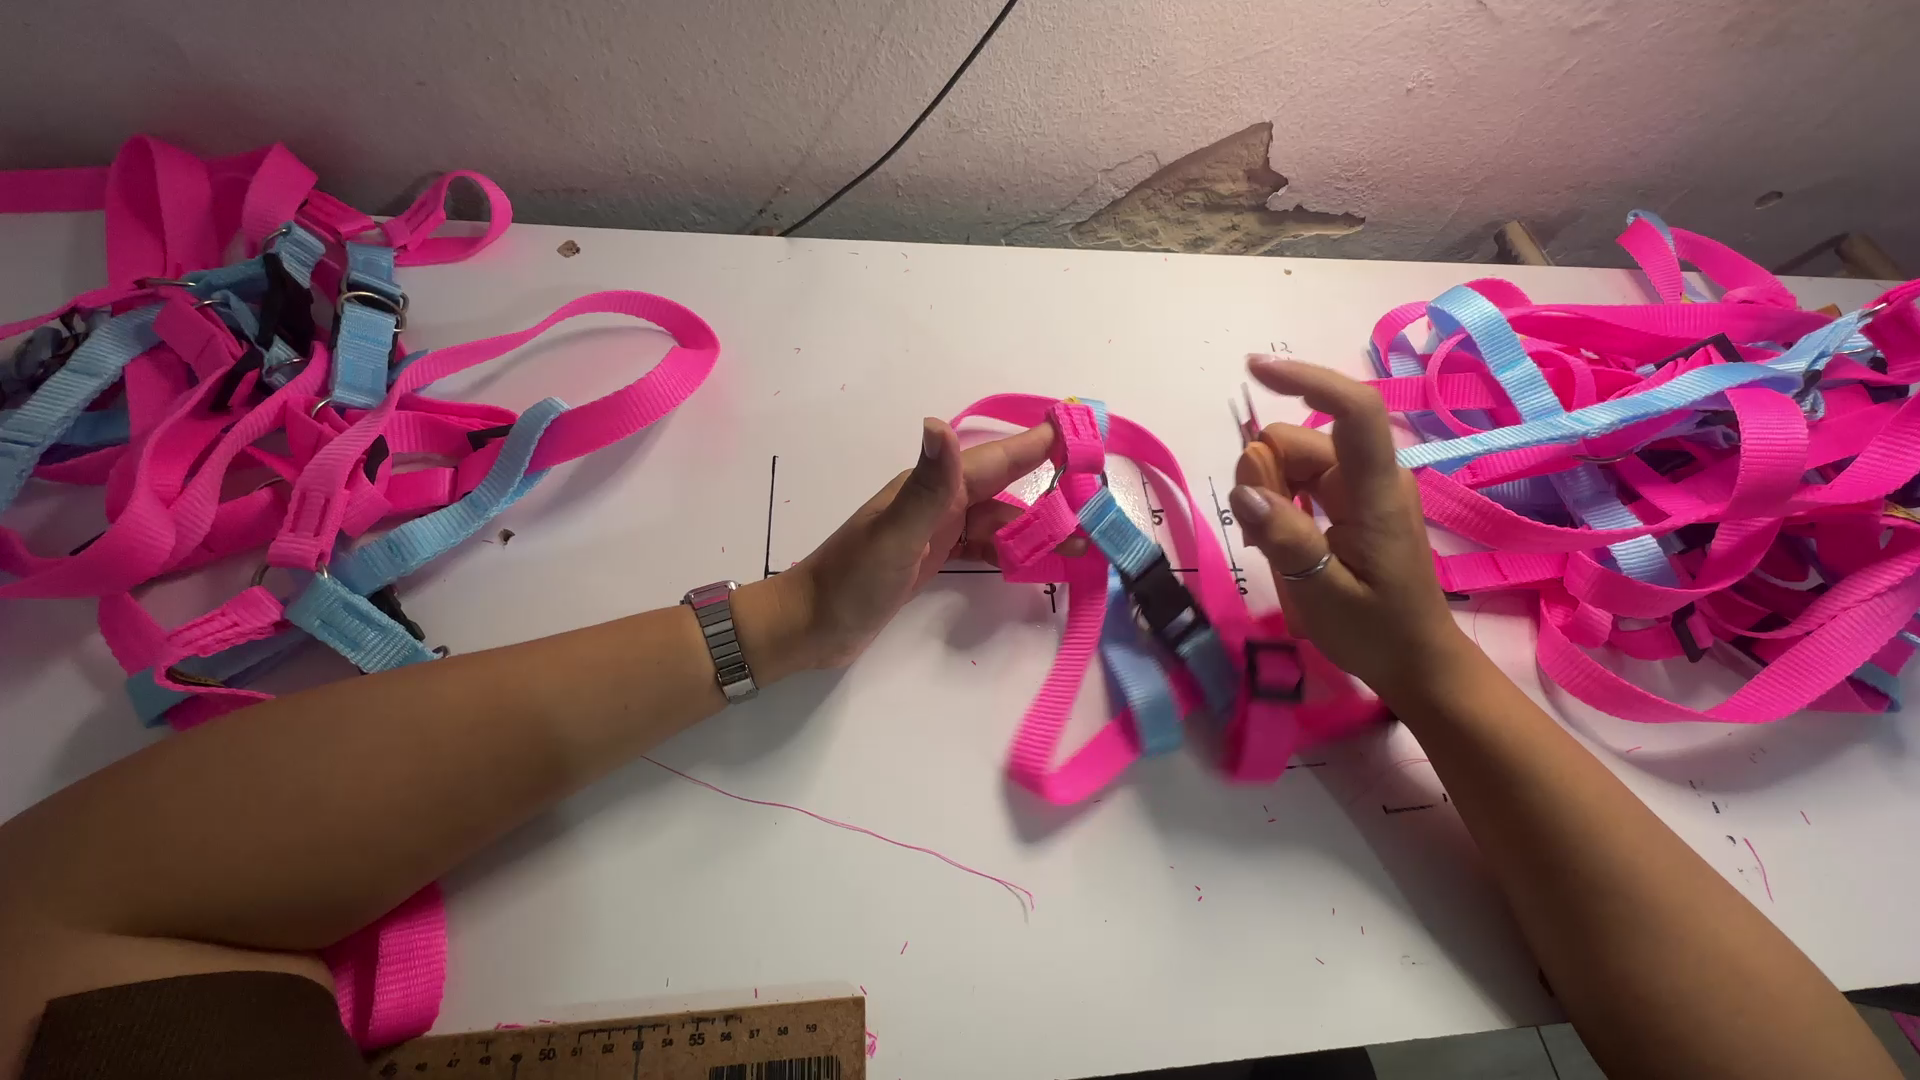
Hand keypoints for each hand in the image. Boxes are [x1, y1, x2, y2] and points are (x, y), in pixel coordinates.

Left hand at [781, 417, 1063, 668]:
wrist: (810, 626)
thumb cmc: (851, 581)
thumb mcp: (894, 535)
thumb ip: (926, 487)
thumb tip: (940, 425)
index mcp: (932, 490)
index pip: (995, 460)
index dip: (1035, 444)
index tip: (1077, 429)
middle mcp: (938, 503)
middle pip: (1005, 489)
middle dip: (1049, 489)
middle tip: (1097, 497)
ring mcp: (935, 532)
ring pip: (998, 522)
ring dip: (1036, 529)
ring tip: (1080, 543)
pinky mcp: (933, 559)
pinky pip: (984, 548)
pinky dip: (1011, 552)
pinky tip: (1036, 563)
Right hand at [1227, 356, 1469, 698]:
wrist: (1414, 660)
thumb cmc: (1375, 630)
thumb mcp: (1323, 593)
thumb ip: (1286, 539)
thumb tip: (1245, 491)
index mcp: (1376, 491)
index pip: (1354, 410)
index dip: (1307, 379)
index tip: (1253, 370)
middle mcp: (1371, 476)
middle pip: (1297, 440)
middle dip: (1264, 476)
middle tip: (1264, 536)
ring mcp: (1359, 488)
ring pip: (1289, 460)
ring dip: (1268, 495)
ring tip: (1276, 550)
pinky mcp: (1349, 501)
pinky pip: (1296, 482)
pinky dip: (1278, 504)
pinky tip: (1283, 543)